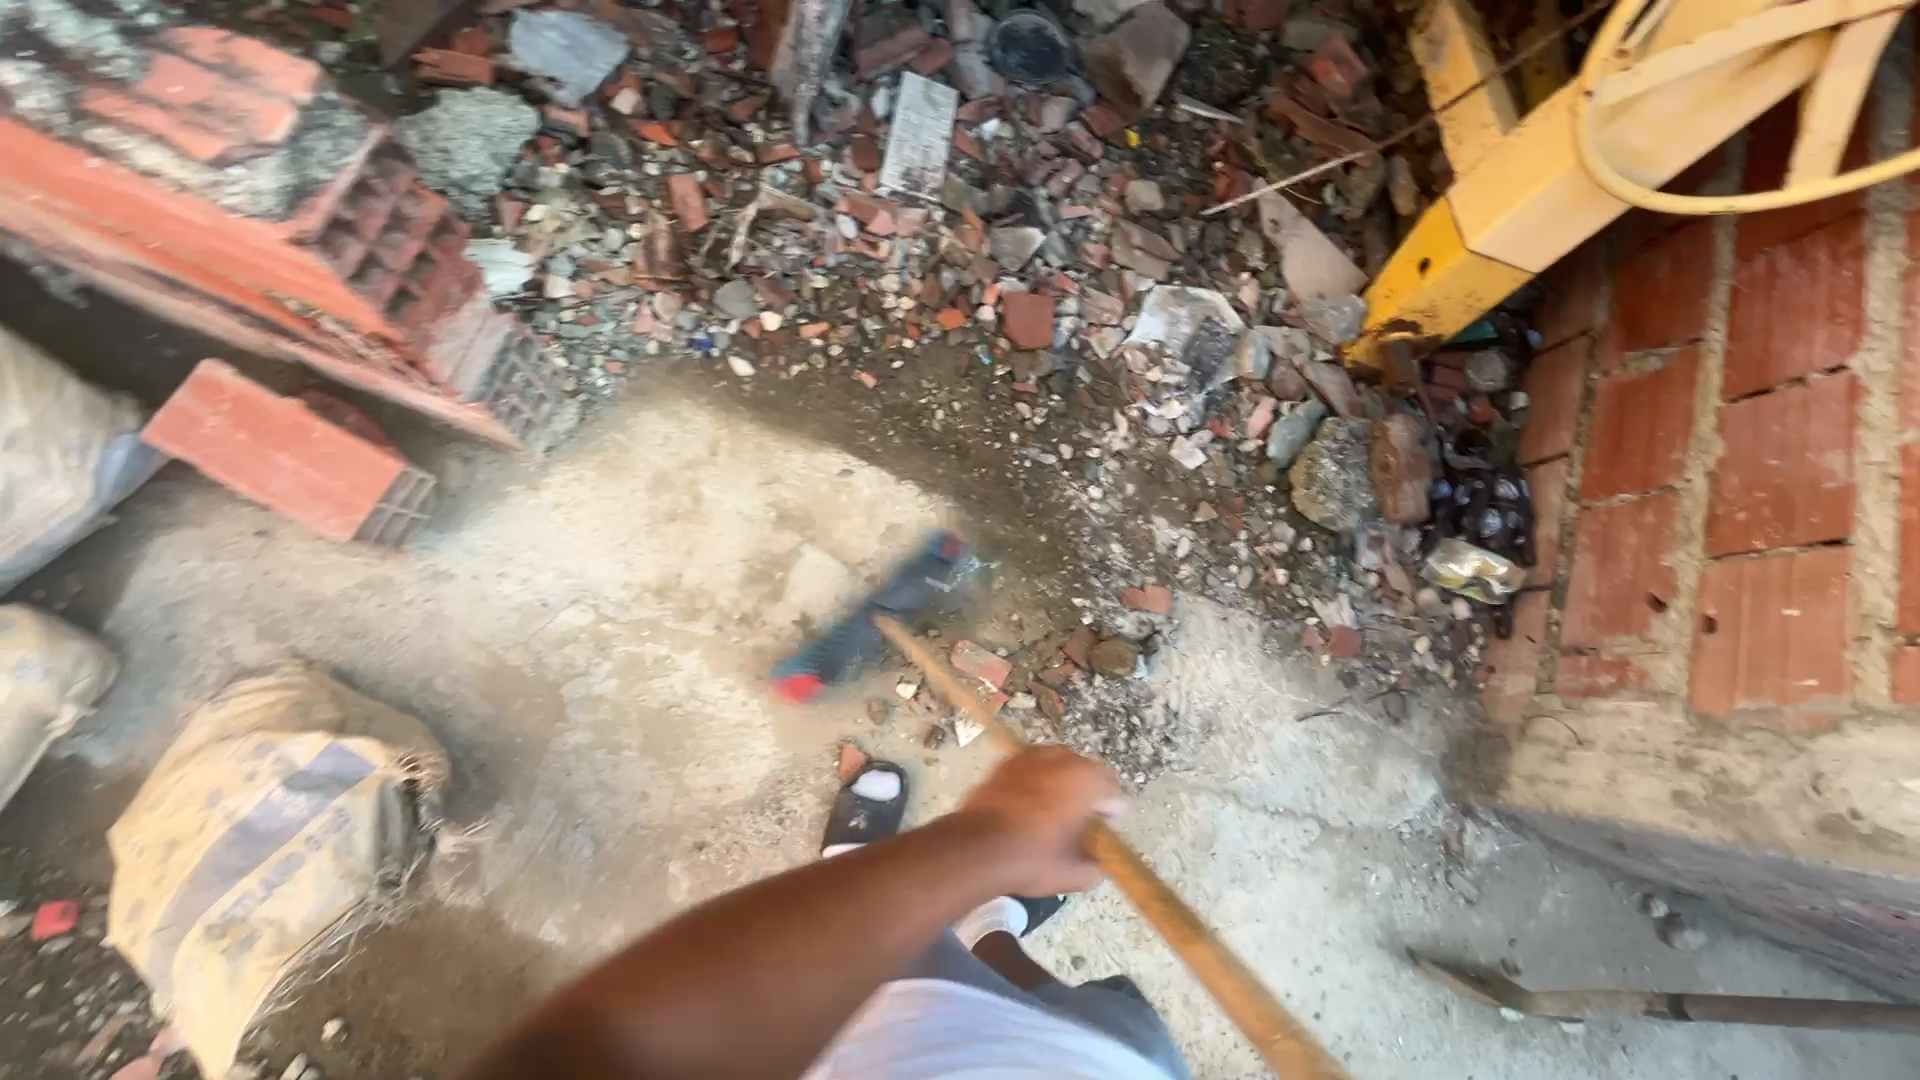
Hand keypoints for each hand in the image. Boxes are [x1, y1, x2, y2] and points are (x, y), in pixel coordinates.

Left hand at [954, 745, 1125, 896]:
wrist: (978, 847)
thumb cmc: (1033, 858)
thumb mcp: (1076, 874)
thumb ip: (1098, 865)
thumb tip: (1098, 861)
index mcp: (1089, 780)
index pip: (1116, 796)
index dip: (1112, 818)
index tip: (1103, 835)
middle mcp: (1064, 758)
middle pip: (1090, 775)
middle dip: (1090, 797)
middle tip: (1080, 824)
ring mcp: (1034, 755)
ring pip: (1061, 767)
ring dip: (1064, 785)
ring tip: (1054, 813)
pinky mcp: (1008, 760)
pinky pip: (1034, 768)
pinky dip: (1038, 781)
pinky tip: (1028, 805)